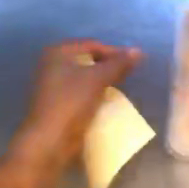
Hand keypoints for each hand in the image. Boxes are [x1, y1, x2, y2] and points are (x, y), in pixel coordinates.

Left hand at [16, 40, 143, 164]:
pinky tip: (106, 103)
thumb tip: (139, 51)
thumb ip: (119, 63)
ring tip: (119, 90)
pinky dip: (93, 95)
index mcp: (58, 52)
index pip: (93, 45)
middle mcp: (52, 65)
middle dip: (108, 68)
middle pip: (88, 60)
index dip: (114, 53)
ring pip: (84, 78)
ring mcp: (52, 86)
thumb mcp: (98, 79)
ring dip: (102, 83)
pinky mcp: (56, 104)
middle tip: (127, 77)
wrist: (49, 142)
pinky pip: (80, 93)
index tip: (132, 65)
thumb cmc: (71, 102)